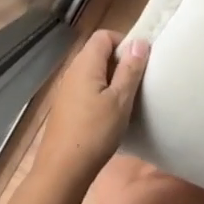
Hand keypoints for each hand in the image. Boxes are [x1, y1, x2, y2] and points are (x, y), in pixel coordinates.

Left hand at [35, 30, 148, 182]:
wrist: (63, 168)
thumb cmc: (96, 131)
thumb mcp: (120, 99)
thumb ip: (130, 68)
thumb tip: (139, 41)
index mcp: (85, 64)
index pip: (104, 35)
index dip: (124, 42)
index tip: (139, 63)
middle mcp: (72, 71)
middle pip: (98, 52)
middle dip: (120, 62)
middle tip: (136, 83)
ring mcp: (66, 89)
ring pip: (93, 72)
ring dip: (111, 79)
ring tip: (126, 100)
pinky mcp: (65, 106)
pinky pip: (86, 88)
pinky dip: (100, 93)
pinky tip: (109, 114)